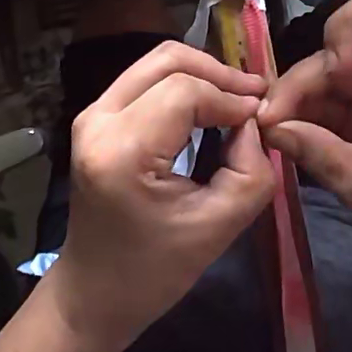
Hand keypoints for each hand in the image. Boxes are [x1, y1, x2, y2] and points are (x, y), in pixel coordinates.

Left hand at [50, 42, 275, 348]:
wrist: (94, 291)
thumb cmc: (154, 271)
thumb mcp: (218, 228)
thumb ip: (250, 170)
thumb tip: (253, 120)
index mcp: (121, 151)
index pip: (184, 92)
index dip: (229, 96)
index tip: (260, 117)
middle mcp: (97, 120)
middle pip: (166, 60)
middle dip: (217, 71)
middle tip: (254, 95)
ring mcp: (91, 114)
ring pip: (154, 62)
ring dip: (200, 73)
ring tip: (237, 97)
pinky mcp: (95, 116)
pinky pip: (144, 79)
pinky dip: (181, 82)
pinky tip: (208, 103)